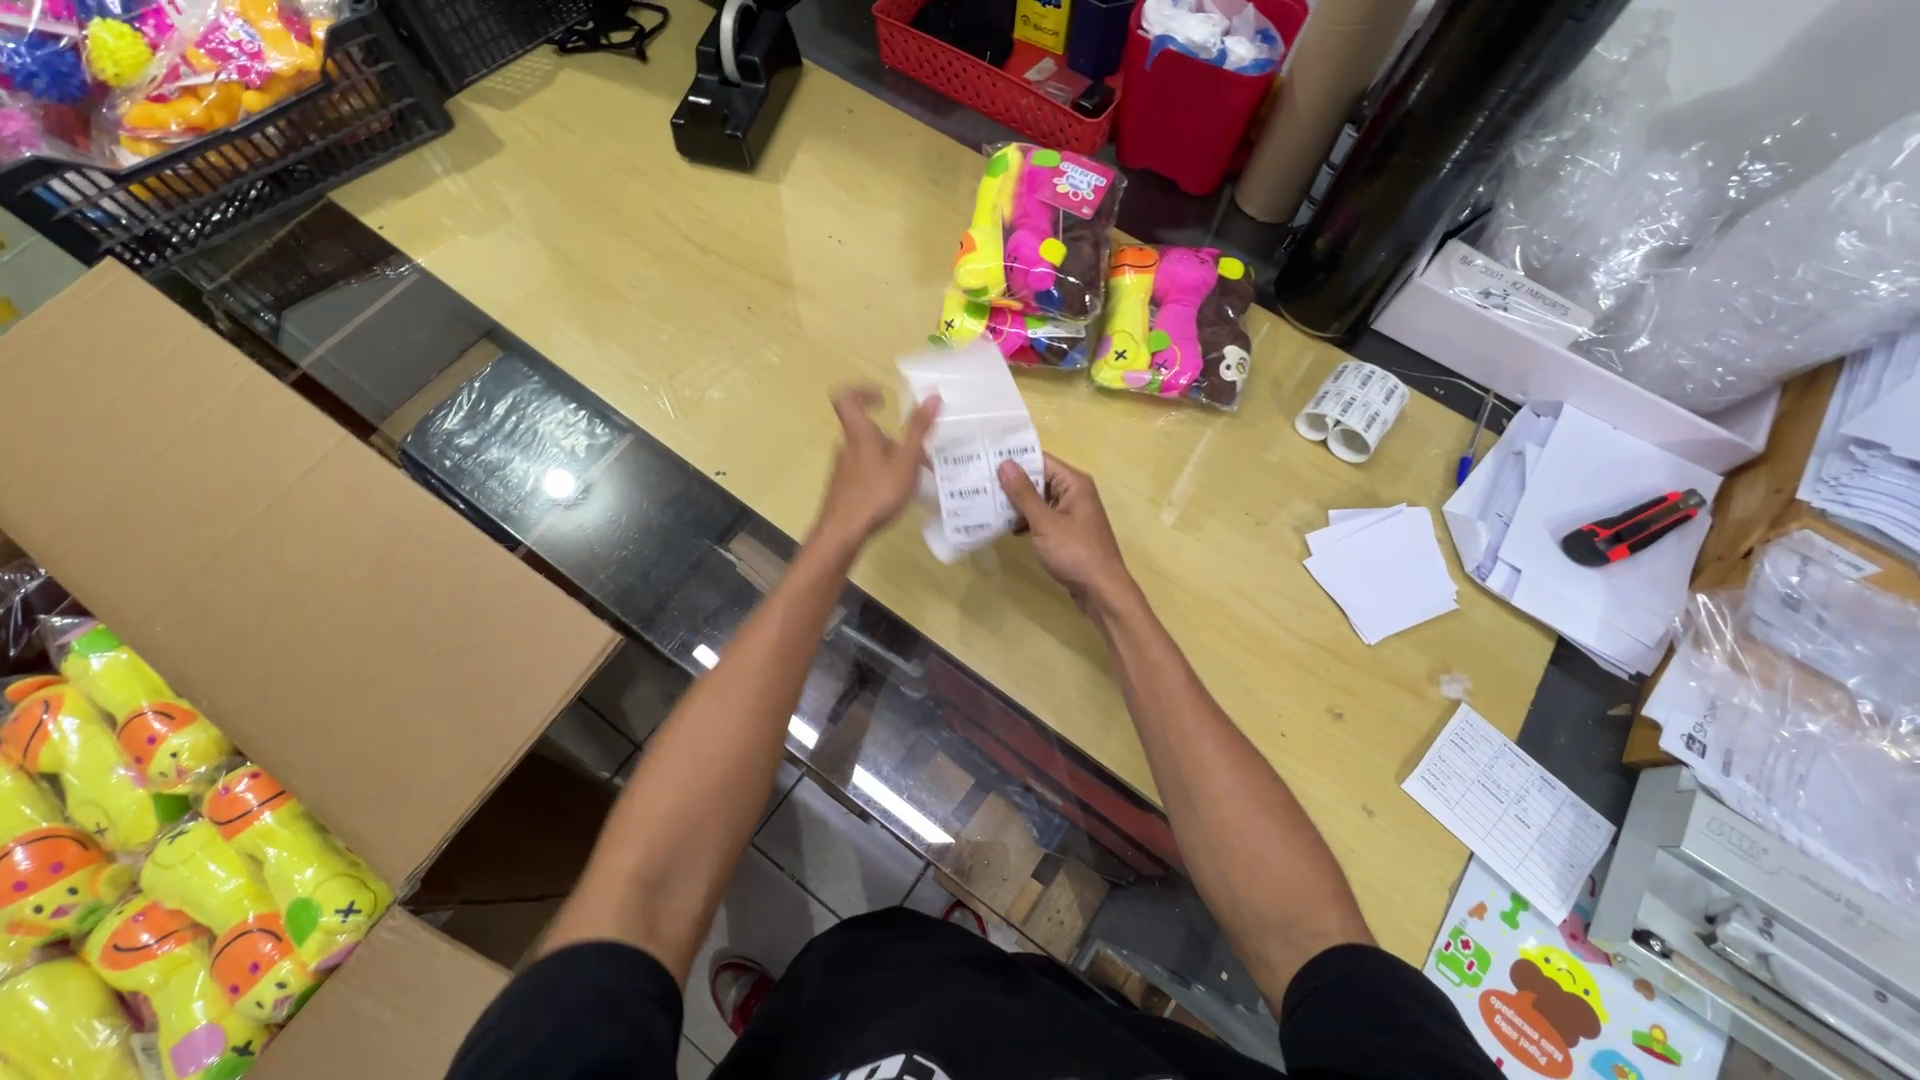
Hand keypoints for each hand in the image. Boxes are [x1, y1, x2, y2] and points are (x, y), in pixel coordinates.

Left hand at [814, 387, 939, 550]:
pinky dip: (882, 476)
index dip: (862, 392)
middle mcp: (846, 448)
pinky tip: (895, 496)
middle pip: (868, 433)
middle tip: (919, 456)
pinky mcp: (843, 489)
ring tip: (912, 479)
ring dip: (891, 461)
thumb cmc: (876, 494)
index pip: (848, 400)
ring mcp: (843, 470)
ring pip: (869, 455)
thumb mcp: (905, 461)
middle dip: (894, 440)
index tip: (883, 399)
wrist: (843, 533)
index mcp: (859, 435)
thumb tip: (932, 395)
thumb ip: (918, 430)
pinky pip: (865, 473)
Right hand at [997, 454, 1134, 610]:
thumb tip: (1005, 463)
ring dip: (1017, 504)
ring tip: (986, 503)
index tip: (985, 461)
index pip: (1041, 460)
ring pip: (1039, 500)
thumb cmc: (1075, 553)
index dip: (1015, 460)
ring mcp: (1071, 513)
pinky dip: (1027, 520)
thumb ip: (1024, 493)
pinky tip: (1007, 528)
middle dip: (1012, 483)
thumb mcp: (1045, 522)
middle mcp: (1074, 493)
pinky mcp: (1067, 531)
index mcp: (1074, 483)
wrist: (1101, 590)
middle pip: (1039, 479)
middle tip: (978, 483)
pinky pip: (1043, 517)